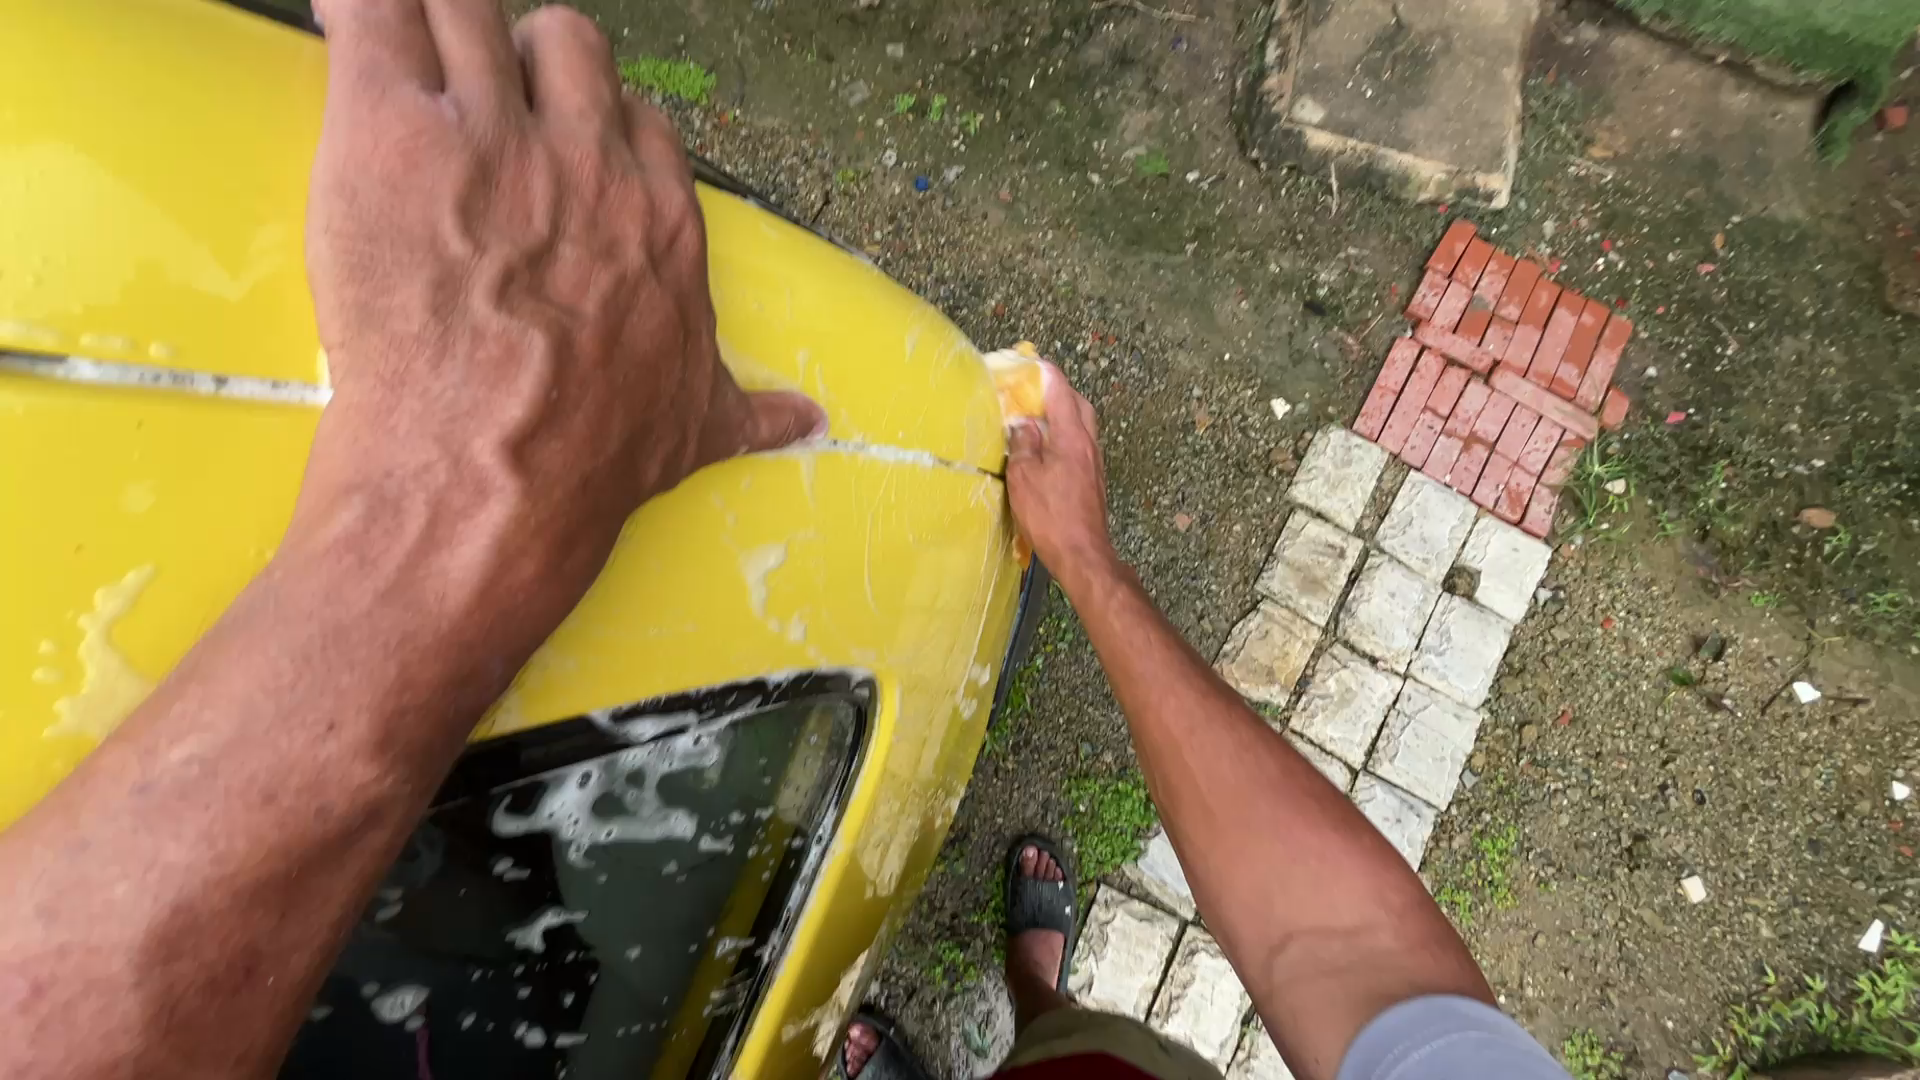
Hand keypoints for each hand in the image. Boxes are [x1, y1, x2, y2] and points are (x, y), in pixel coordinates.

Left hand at [295, 0, 822, 647]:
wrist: (501, 467)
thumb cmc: (605, 448)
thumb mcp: (704, 428)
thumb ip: (761, 412)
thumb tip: (810, 422)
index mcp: (664, 219)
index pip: (642, 121)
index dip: (601, 126)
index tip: (571, 150)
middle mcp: (593, 162)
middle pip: (567, 46)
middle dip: (532, 61)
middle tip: (492, 103)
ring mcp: (498, 138)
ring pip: (469, 11)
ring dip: (442, 28)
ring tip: (413, 66)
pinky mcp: (395, 132)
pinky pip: (375, 12)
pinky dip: (360, 10)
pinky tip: (352, 28)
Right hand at [1005, 363, 1118, 589]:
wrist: (1082, 553)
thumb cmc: (1050, 515)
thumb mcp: (1024, 477)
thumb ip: (1024, 445)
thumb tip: (1024, 423)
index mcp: (1071, 436)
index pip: (1061, 391)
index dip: (1046, 373)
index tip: (1031, 363)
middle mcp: (1088, 444)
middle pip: (1080, 405)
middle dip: (1060, 392)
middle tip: (1037, 391)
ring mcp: (1094, 463)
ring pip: (1083, 425)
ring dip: (1065, 415)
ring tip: (1040, 419)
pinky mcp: (1094, 480)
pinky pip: (1081, 445)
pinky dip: (1067, 436)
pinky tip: (1050, 449)